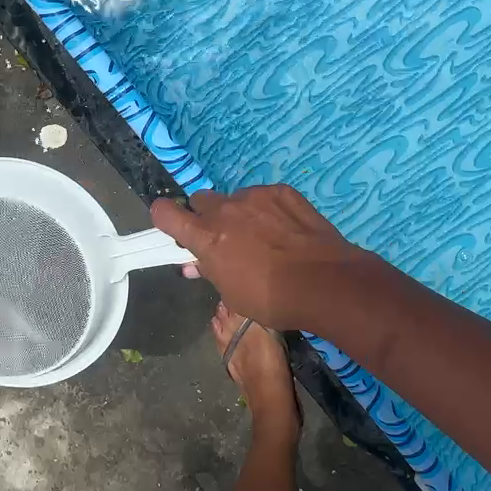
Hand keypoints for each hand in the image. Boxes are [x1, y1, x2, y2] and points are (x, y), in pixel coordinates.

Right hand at [149, 185, 379, 331]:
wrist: (325, 282)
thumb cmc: (272, 299)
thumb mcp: (232, 294)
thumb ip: (210, 271)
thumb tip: (194, 264)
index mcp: (207, 237)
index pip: (165, 212)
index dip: (165, 217)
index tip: (174, 227)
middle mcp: (225, 210)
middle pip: (201, 201)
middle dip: (206, 217)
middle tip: (224, 238)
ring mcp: (255, 196)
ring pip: (235, 198)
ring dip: (240, 213)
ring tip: (264, 237)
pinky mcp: (282, 191)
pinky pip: (264, 197)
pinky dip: (268, 210)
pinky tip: (286, 231)